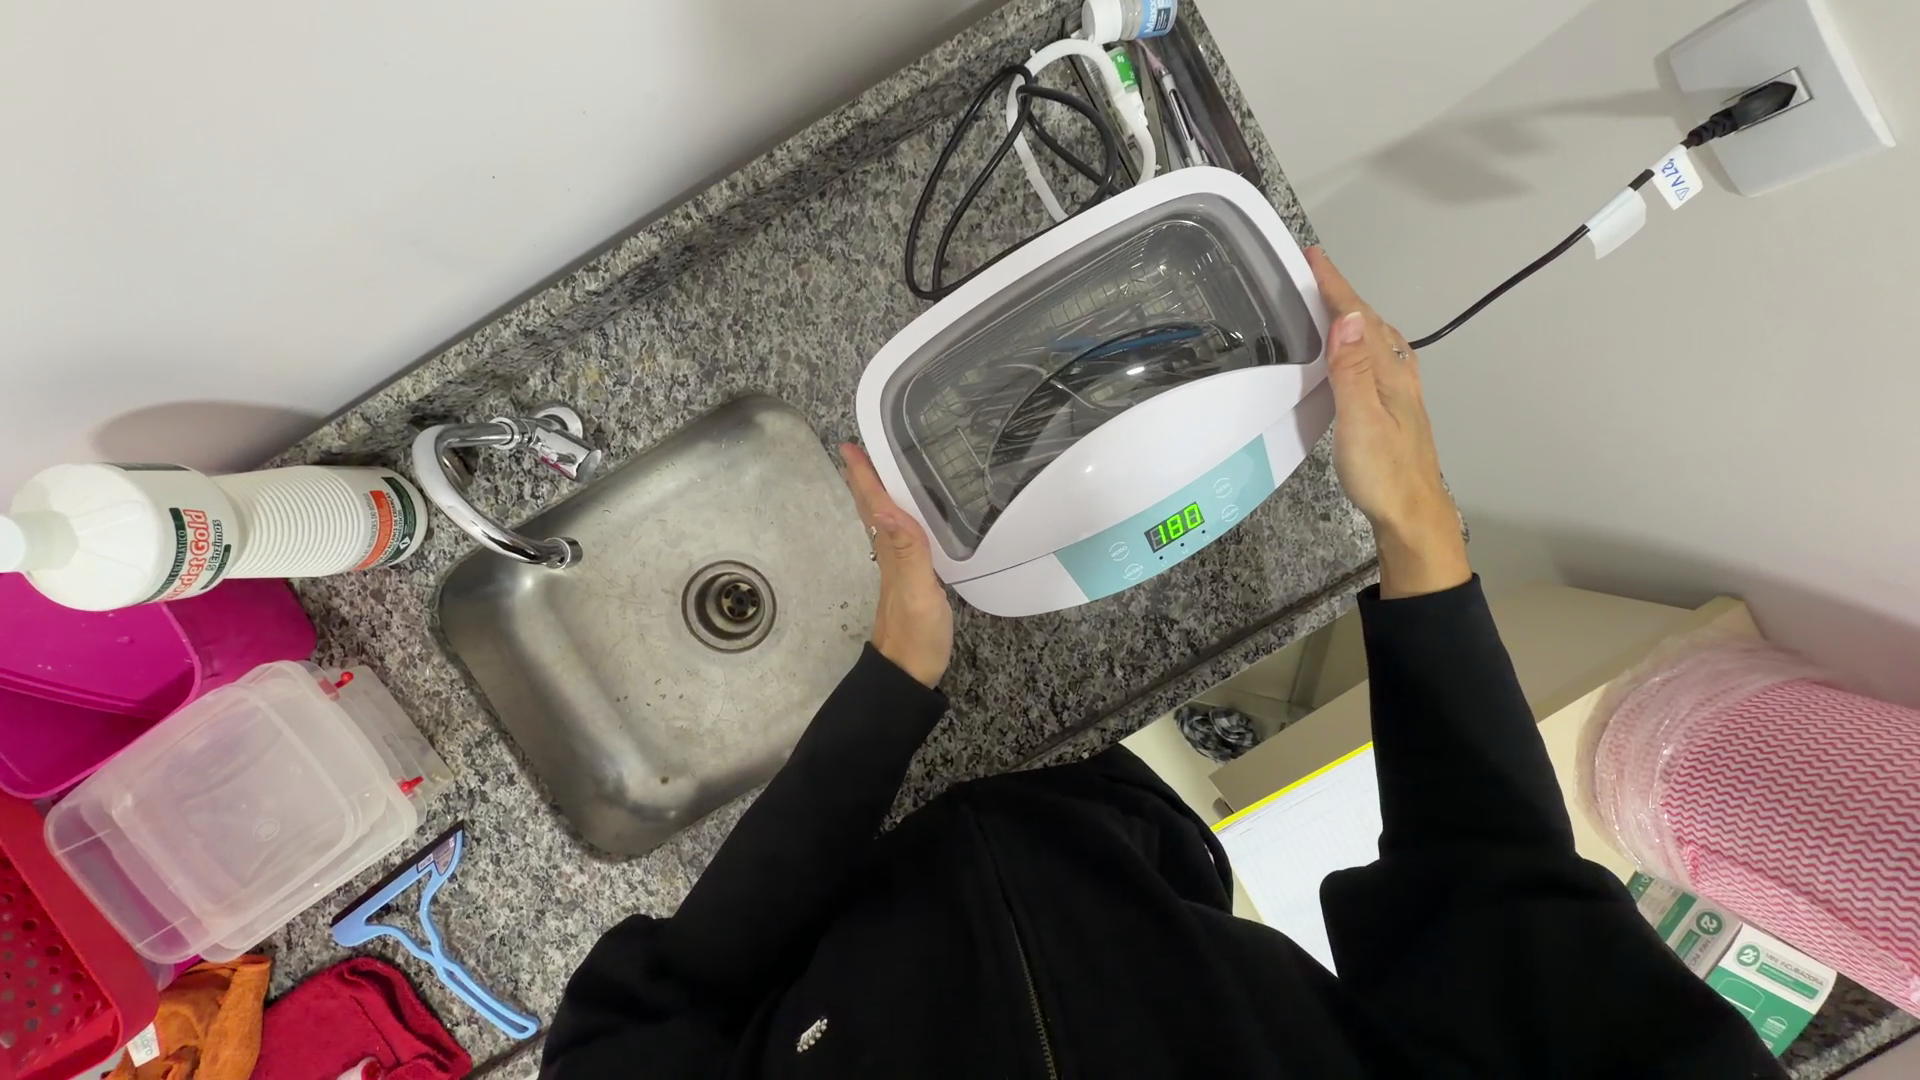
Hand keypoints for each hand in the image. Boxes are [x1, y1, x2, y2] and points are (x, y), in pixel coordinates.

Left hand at [839, 443, 953, 687]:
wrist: (909, 672)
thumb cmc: (916, 634)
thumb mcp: (917, 592)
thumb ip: (907, 550)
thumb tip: (888, 508)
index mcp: (890, 551)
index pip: (876, 505)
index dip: (864, 475)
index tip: (849, 445)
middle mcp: (889, 553)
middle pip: (873, 509)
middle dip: (865, 478)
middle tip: (860, 449)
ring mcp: (897, 567)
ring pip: (884, 521)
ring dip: (878, 494)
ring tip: (879, 471)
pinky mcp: (910, 578)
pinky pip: (899, 536)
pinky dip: (898, 516)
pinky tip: (906, 517)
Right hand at [1307, 247, 1469, 599]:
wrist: (1411, 512)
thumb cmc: (1382, 471)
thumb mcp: (1361, 421)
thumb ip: (1352, 371)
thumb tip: (1348, 317)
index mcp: (1388, 373)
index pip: (1359, 318)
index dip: (1336, 287)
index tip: (1313, 257)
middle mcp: (1397, 375)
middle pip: (1370, 323)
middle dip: (1342, 294)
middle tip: (1314, 274)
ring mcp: (1398, 392)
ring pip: (1375, 340)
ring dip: (1352, 317)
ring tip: (1329, 303)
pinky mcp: (1393, 408)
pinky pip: (1375, 360)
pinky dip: (1359, 343)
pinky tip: (1353, 354)